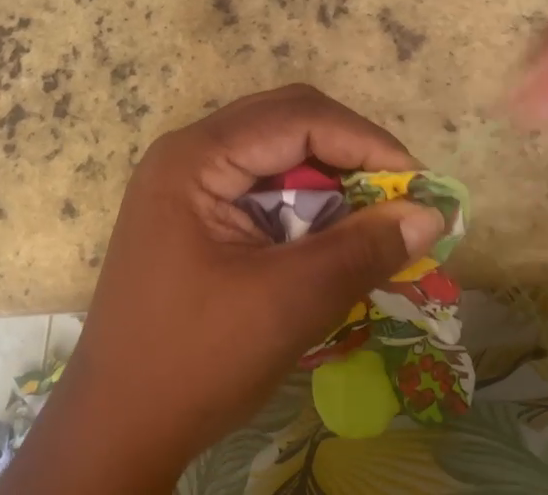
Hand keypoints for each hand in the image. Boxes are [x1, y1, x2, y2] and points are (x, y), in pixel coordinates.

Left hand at [0, 85, 446, 494]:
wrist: (115, 430)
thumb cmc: (195, 360)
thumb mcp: (288, 302)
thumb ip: (362, 250)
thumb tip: (431, 214)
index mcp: (196, 156)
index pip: (297, 117)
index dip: (366, 142)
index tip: (419, 187)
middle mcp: (188, 154)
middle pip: (287, 124)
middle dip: (351, 157)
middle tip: (400, 201)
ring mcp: (186, 185)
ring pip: (277, 156)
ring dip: (331, 184)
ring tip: (375, 224)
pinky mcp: (193, 217)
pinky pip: (262, 190)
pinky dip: (306, 209)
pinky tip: (333, 243)